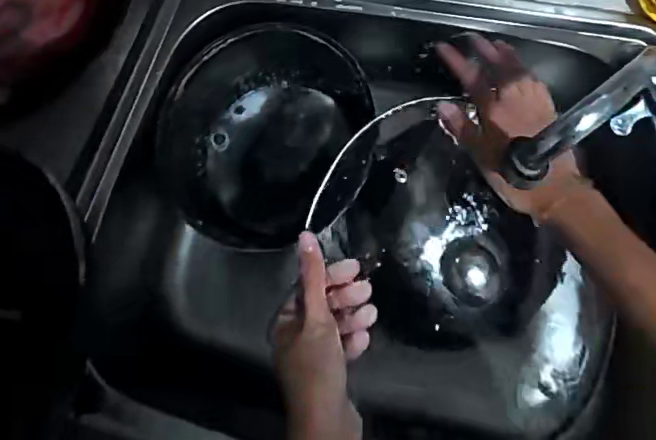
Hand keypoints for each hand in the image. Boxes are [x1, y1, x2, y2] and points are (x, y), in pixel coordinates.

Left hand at [270, 231, 375, 439]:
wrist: (327, 425)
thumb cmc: (317, 367)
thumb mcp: (316, 316)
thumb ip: (314, 276)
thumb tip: (305, 235)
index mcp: (284, 322)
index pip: (308, 287)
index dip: (331, 275)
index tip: (356, 267)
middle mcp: (294, 337)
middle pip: (322, 305)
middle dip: (346, 296)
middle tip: (368, 290)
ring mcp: (312, 357)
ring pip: (334, 326)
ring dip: (353, 317)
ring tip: (371, 313)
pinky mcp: (328, 374)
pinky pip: (341, 347)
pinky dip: (353, 340)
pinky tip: (365, 338)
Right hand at [435, 33, 592, 222]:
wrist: (558, 191)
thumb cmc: (514, 177)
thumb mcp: (481, 157)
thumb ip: (462, 129)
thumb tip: (442, 106)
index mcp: (495, 111)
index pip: (472, 78)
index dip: (457, 61)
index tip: (443, 47)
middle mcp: (515, 100)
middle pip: (499, 68)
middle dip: (485, 50)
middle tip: (473, 37)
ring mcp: (535, 102)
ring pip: (519, 70)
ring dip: (506, 55)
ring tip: (497, 43)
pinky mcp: (550, 108)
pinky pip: (534, 79)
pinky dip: (524, 68)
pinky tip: (522, 68)